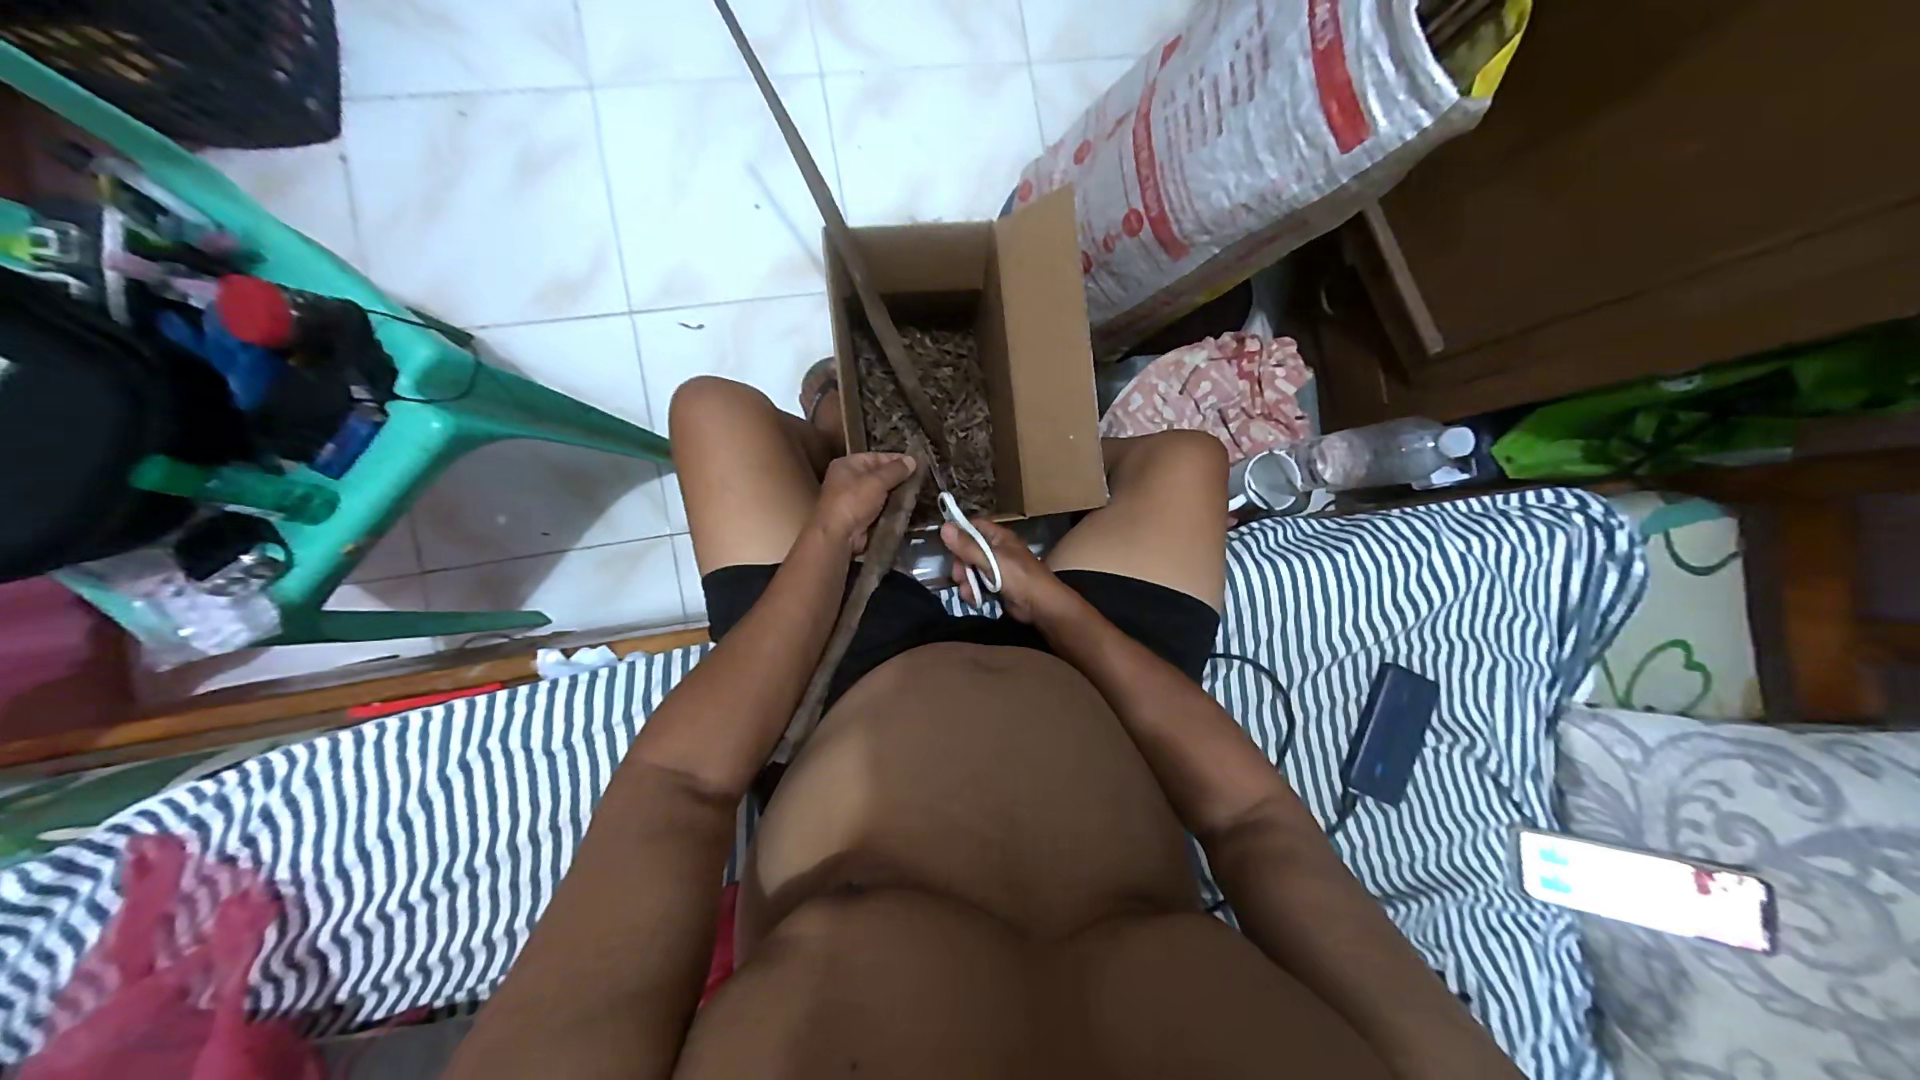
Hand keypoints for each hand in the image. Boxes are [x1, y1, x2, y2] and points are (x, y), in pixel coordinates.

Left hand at [813, 453, 916, 553]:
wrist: (838, 535)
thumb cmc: (854, 500)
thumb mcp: (877, 481)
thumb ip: (896, 470)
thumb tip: (913, 460)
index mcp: (847, 465)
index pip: (876, 457)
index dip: (896, 460)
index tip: (916, 464)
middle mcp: (848, 480)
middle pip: (878, 476)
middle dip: (898, 479)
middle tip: (920, 480)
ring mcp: (853, 501)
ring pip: (880, 494)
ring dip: (896, 495)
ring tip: (918, 494)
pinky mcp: (859, 518)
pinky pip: (879, 509)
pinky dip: (891, 509)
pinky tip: (908, 509)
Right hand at [940, 516, 1078, 624]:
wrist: (1041, 605)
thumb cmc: (1019, 577)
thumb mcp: (991, 560)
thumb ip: (967, 546)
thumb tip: (944, 527)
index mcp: (999, 537)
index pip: (974, 526)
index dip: (960, 533)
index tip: (947, 544)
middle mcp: (996, 550)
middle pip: (968, 550)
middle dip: (960, 565)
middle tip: (959, 576)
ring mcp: (996, 569)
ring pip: (971, 570)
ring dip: (966, 581)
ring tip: (968, 592)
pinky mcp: (996, 586)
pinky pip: (977, 584)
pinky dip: (973, 592)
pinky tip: (974, 599)